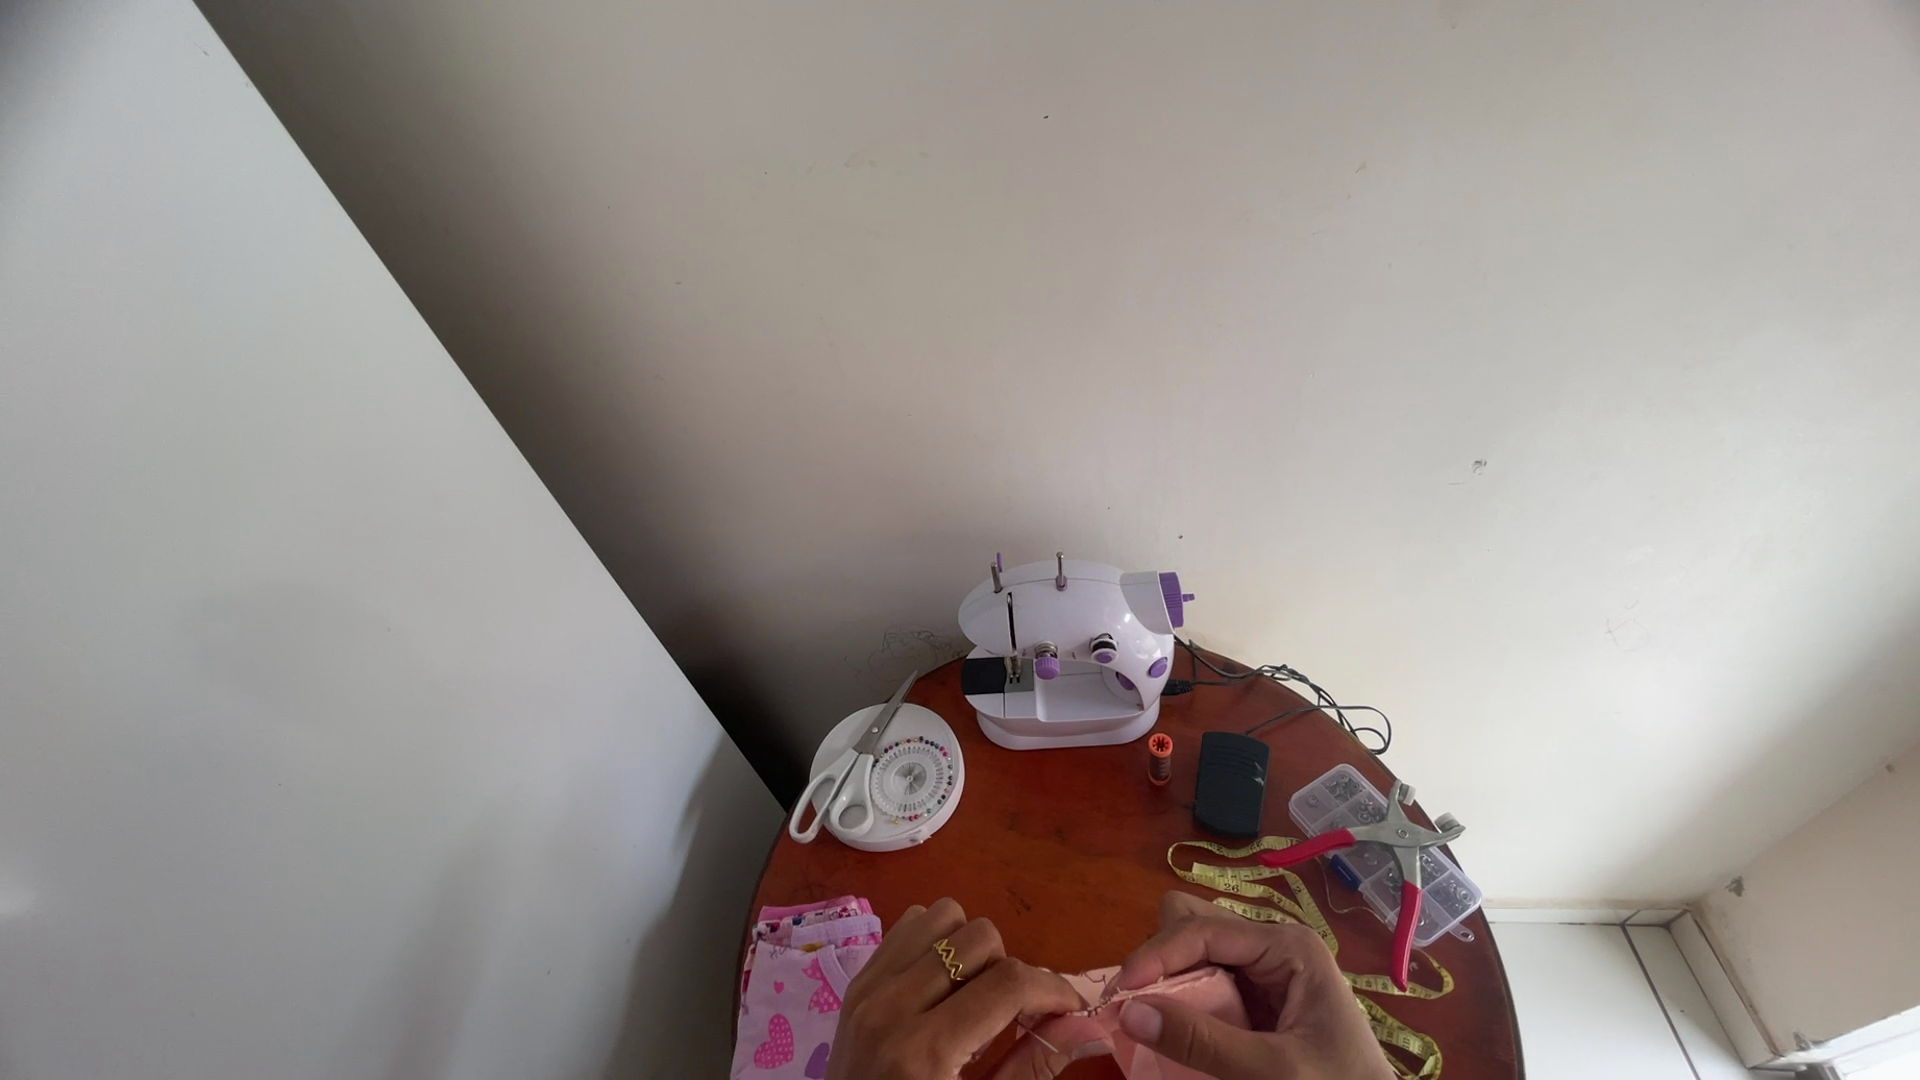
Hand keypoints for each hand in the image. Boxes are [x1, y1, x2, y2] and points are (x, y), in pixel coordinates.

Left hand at [828, 898, 1091, 1079]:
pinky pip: (910, 923)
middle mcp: (892, 1006)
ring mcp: (869, 986)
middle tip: (1009, 1013)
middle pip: (979, 937)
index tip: (1071, 1006)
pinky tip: (940, 985)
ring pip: (943, 915)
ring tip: (971, 995)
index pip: (1007, 984)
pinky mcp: (858, 979)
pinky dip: (936, 942)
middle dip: (1008, 969)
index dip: (1052, 988)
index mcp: (925, 1054)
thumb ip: (1032, 1067)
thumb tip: (1086, 1023)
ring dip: (970, 948)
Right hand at [1112, 891, 1393, 1079]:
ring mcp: (1263, 968)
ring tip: (1157, 1018)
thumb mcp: (1274, 1073)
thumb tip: (1128, 1011)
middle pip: (1194, 922)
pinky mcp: (1256, 995)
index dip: (1158, 954)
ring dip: (1169, 977)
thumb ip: (1203, 1042)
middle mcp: (1271, 943)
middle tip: (1142, 1003)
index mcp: (1286, 945)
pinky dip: (1182, 997)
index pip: (1202, 928)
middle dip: (1162, 957)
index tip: (1122, 991)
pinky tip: (1178, 1026)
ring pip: (1193, 946)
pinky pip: (1204, 977)